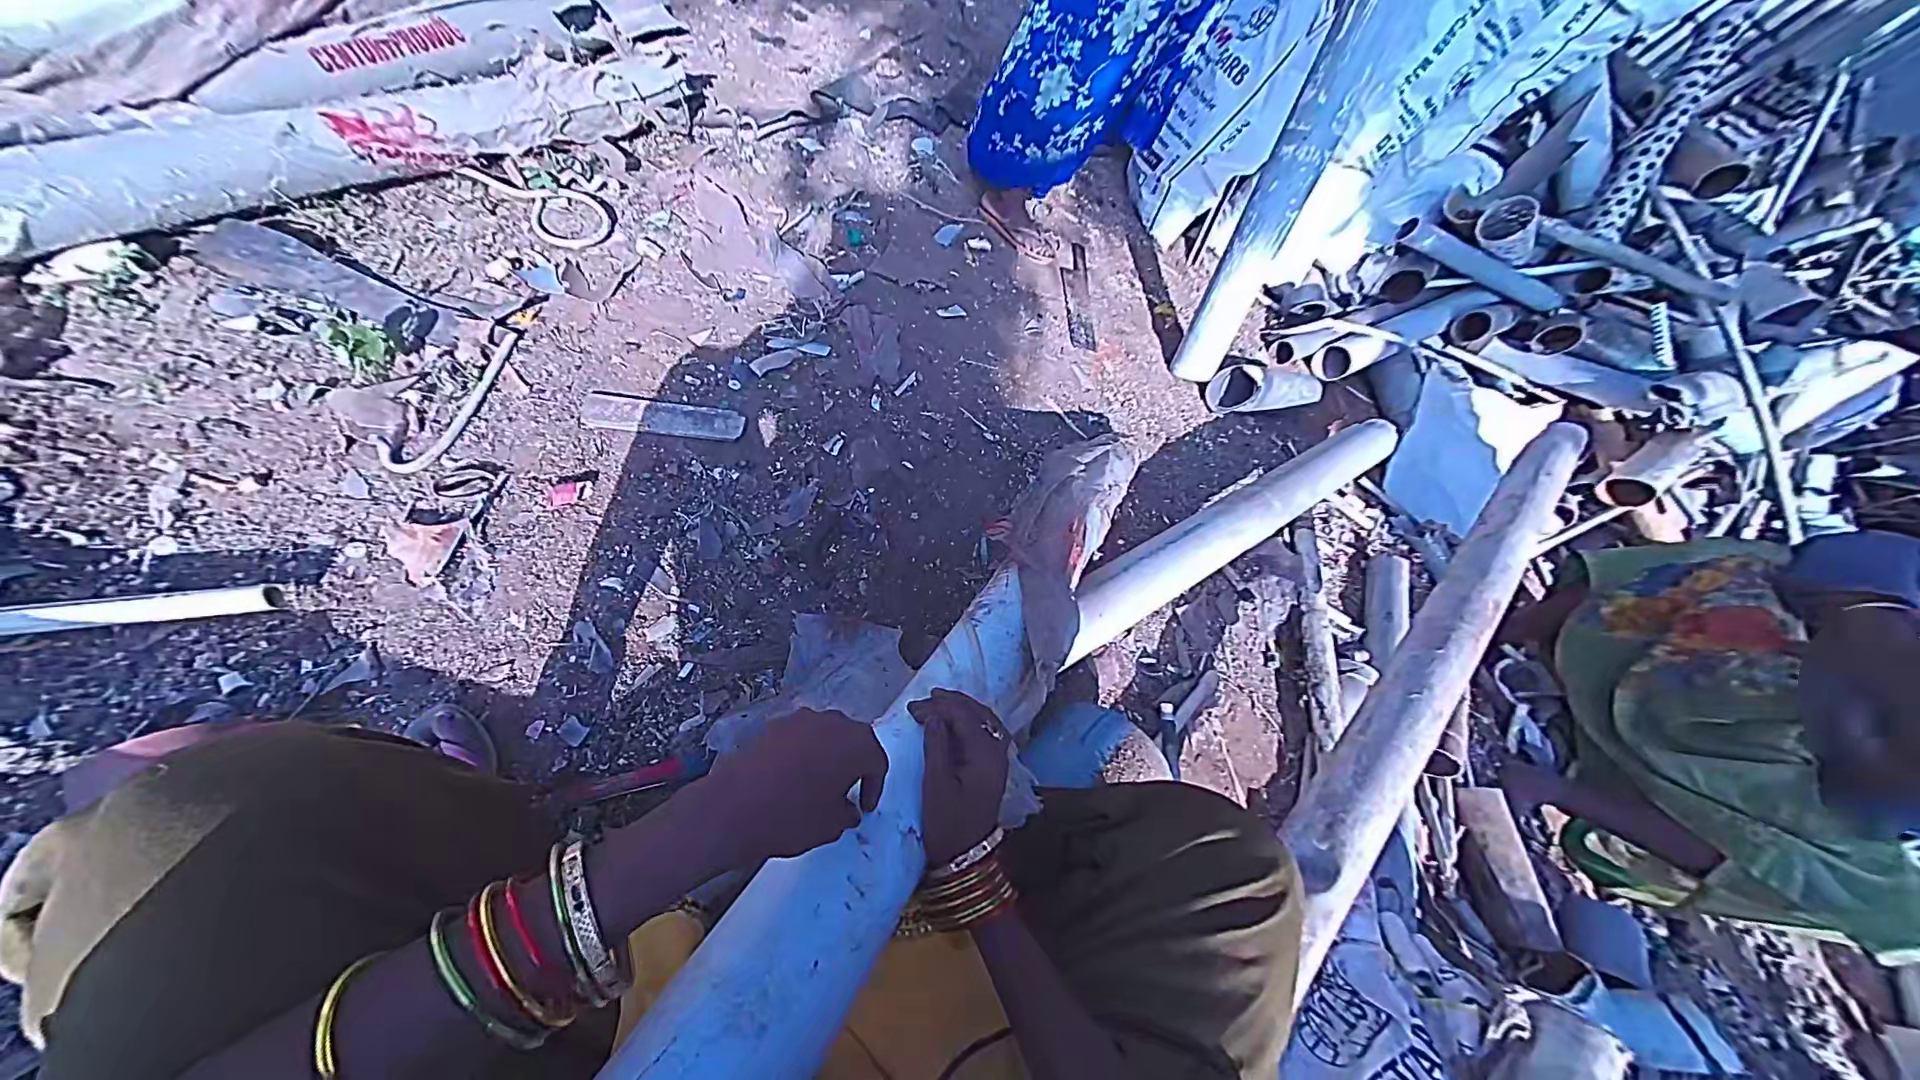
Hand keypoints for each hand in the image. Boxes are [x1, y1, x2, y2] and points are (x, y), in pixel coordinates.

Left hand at [699, 708, 887, 863]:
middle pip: (852, 740)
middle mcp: (831, 722)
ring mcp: (799, 719)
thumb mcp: (832, 825)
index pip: (876, 760)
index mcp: (855, 742)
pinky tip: (791, 778)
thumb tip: (846, 809)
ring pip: (824, 735)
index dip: (874, 786)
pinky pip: (798, 738)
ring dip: (826, 756)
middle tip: (846, 792)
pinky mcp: (772, 726)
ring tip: (817, 785)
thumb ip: (848, 812)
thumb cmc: (791, 816)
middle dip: (852, 765)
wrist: (731, 808)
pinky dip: (801, 754)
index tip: (865, 806)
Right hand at [913, 689, 1009, 866]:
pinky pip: (985, 732)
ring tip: (940, 701)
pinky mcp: (993, 768)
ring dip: (963, 708)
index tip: (912, 709)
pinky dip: (970, 720)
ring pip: (985, 721)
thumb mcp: (936, 786)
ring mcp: (998, 760)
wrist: (965, 857)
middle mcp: (997, 753)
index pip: (964, 717)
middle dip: (952, 702)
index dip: (938, 707)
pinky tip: (955, 720)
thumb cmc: (947, 823)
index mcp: (985, 755)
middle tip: (927, 697)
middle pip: (979, 714)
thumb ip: (936, 747)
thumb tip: (933, 717)